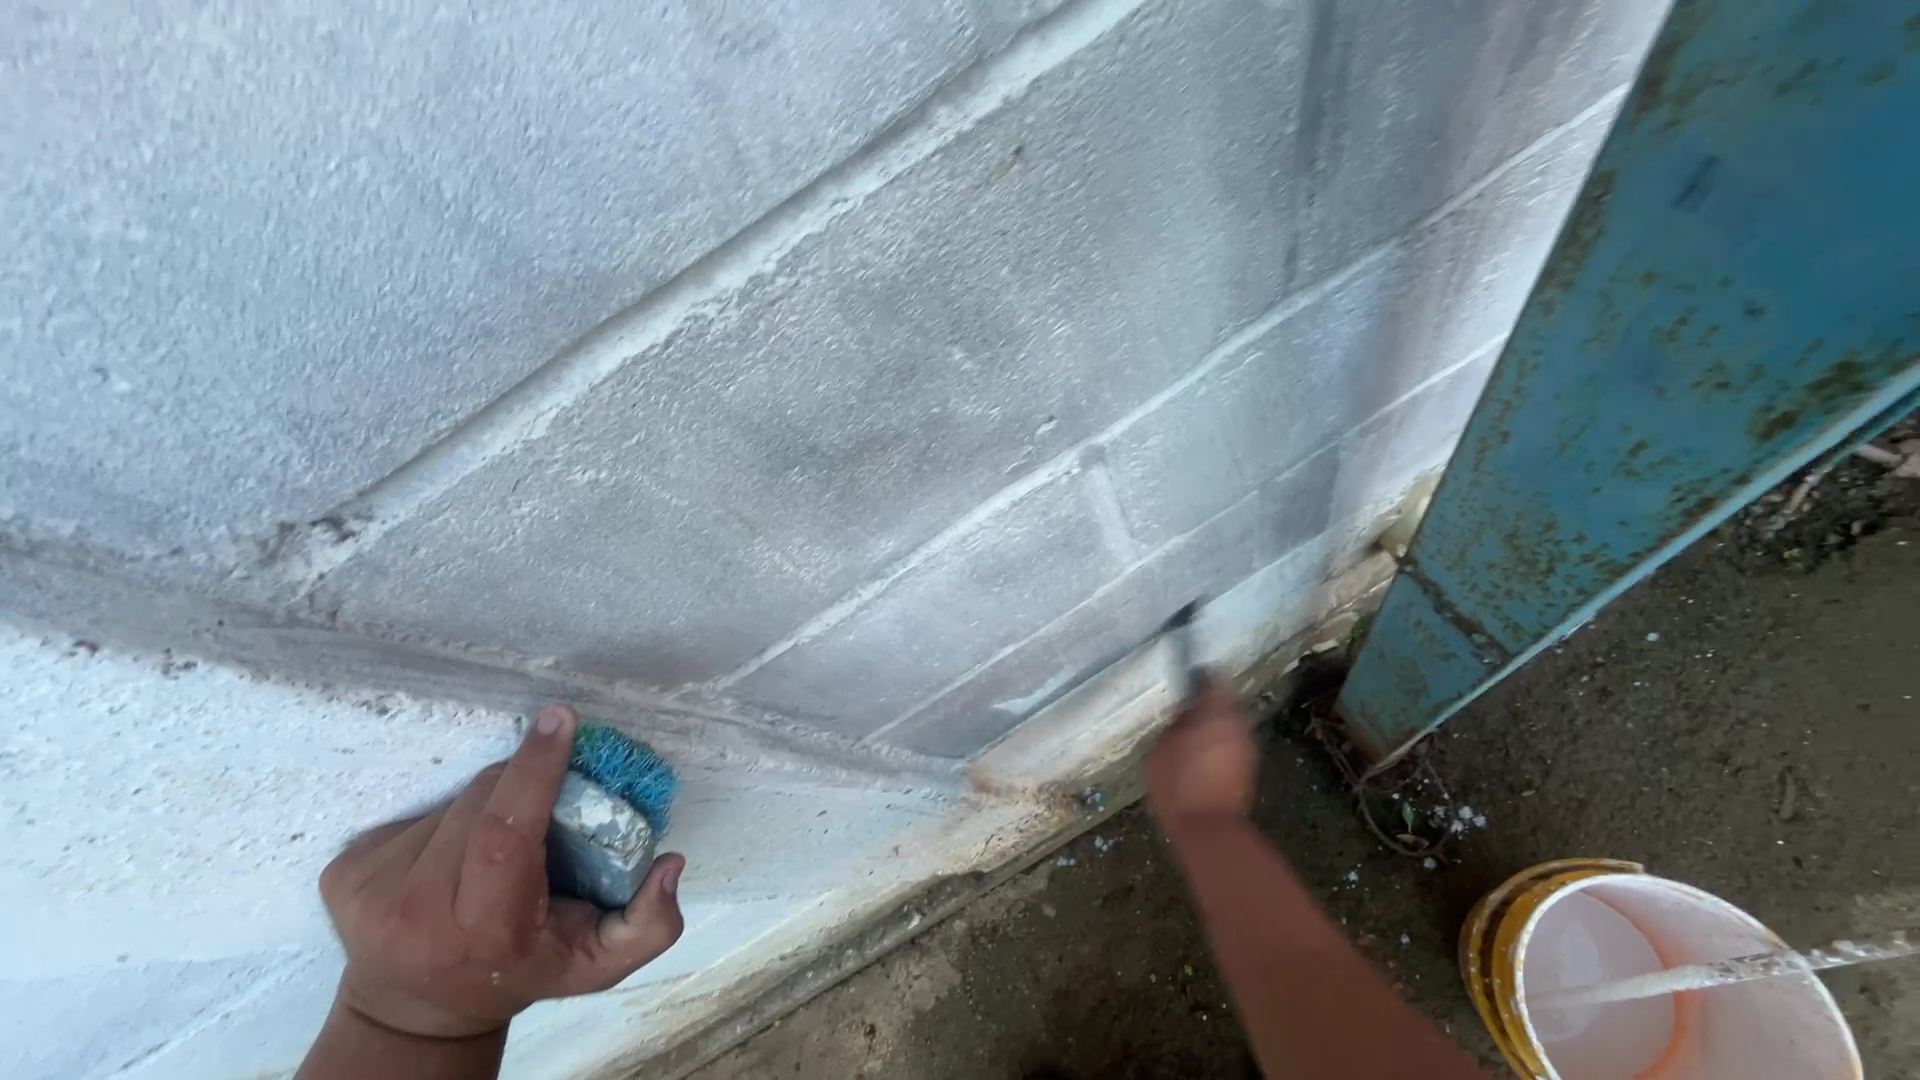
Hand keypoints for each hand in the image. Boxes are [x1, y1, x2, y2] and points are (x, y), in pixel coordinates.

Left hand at [317, 704, 686, 1039]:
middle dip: (522, 782)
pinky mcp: (341, 872)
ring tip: (497, 843)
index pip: (507, 833)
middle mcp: (417, 910)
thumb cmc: (521, 973)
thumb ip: (650, 923)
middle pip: (484, 801)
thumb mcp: (597, 965)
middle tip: (545, 808)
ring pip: (454, 801)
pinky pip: (418, 812)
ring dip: (490, 801)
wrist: (415, 1010)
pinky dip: (451, 818)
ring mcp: (370, 889)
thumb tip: (671, 861)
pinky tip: (453, 854)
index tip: (561, 718)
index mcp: (485, 928)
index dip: (534, 769)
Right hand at [1145, 675, 1256, 834]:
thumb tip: (1185, 714)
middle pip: (1226, 702)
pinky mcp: (1249, 769)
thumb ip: (1175, 724)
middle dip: (1209, 704)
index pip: (1213, 679)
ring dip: (1216, 725)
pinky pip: (1233, 745)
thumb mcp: (1161, 748)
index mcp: (1215, 712)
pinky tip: (1201, 758)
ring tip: (1192, 738)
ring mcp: (1247, 748)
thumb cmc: (1178, 784)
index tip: (1187, 681)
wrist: (1208, 829)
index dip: (1199, 677)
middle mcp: (1237, 724)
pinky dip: (1220, 745)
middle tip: (1186, 713)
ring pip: (1231, 725)